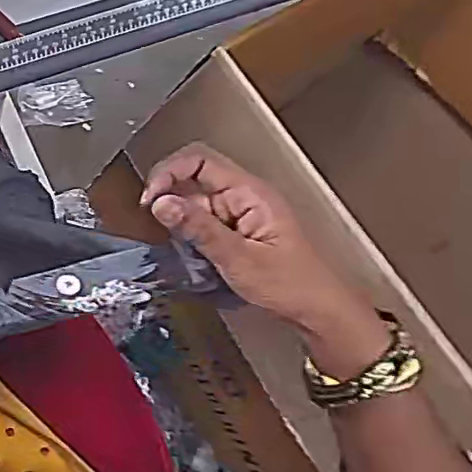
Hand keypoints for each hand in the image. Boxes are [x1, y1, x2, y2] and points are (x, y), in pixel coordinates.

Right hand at [142, 143, 389, 374]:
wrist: (319, 311)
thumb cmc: (292, 285)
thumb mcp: (237, 257)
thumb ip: (197, 228)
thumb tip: (162, 203)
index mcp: (249, 193)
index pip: (198, 160)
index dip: (168, 172)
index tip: (152, 199)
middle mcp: (243, 197)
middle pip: (191, 180)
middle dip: (170, 200)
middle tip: (157, 222)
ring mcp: (238, 212)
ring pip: (193, 203)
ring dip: (180, 222)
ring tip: (183, 247)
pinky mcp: (234, 229)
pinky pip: (201, 222)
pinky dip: (189, 235)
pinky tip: (194, 254)